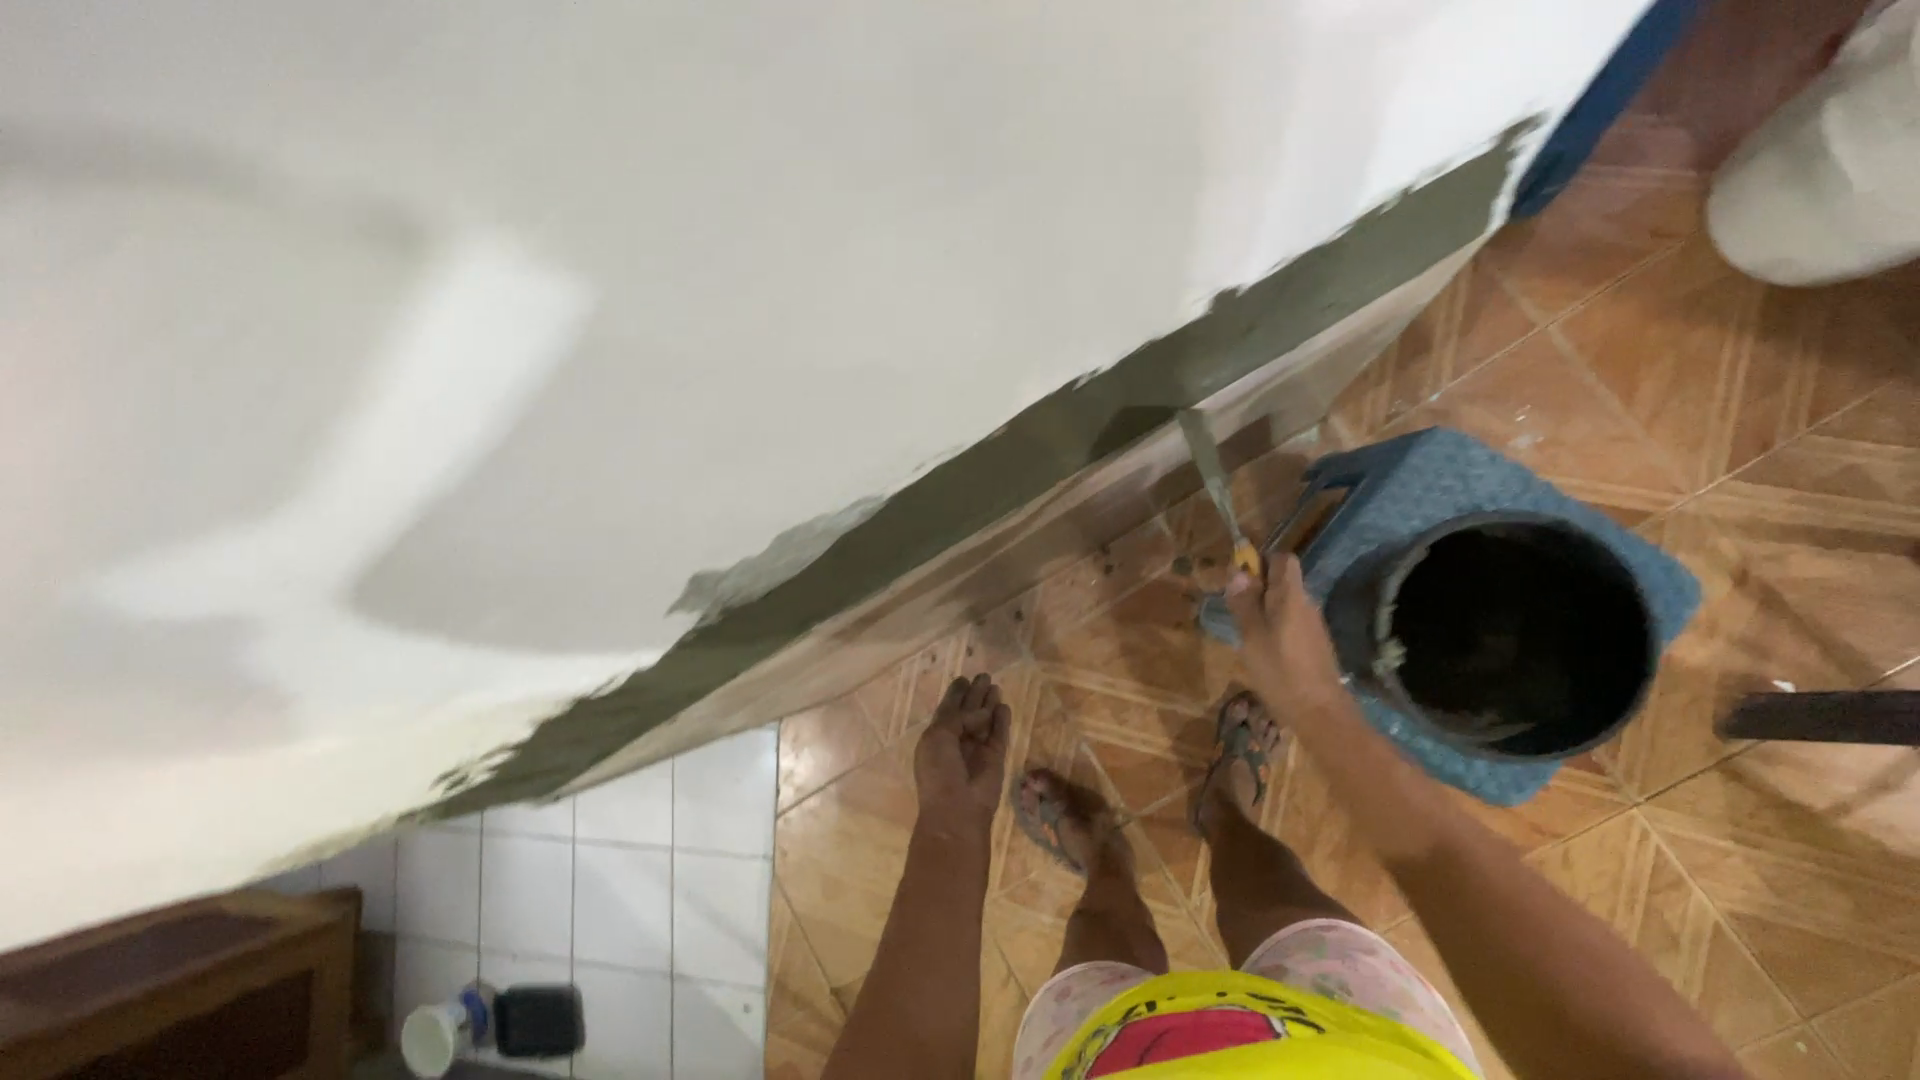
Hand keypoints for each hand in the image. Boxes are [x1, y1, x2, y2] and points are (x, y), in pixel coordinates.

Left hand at [913, 673, 1010, 837]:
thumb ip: (957, 717)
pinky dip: (1002, 720)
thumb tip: (983, 712)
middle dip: (974, 694)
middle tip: (984, 675)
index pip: (947, 710)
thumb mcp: (937, 737)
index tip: (963, 678)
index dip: (955, 695)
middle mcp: (956, 741)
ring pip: (985, 721)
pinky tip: (1004, 706)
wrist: (957, 809)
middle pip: (967, 712)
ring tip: (995, 685)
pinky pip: (999, 734)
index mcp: (936, 737)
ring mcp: (977, 750)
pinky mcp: (995, 758)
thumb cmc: (939, 771)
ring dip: (989, 703)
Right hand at [1223, 553, 1344, 696]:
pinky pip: (1291, 621)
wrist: (1320, 712)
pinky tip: (1263, 649)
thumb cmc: (1280, 671)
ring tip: (1245, 631)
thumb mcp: (1252, 636)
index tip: (1239, 577)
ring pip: (1285, 603)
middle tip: (1234, 608)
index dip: (1261, 560)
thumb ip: (1244, 603)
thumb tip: (1237, 571)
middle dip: (1258, 587)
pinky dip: (1275, 626)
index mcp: (1291, 596)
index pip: (1283, 559)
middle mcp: (1306, 603)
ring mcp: (1313, 625)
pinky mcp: (1315, 644)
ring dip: (1264, 608)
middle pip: (1283, 581)